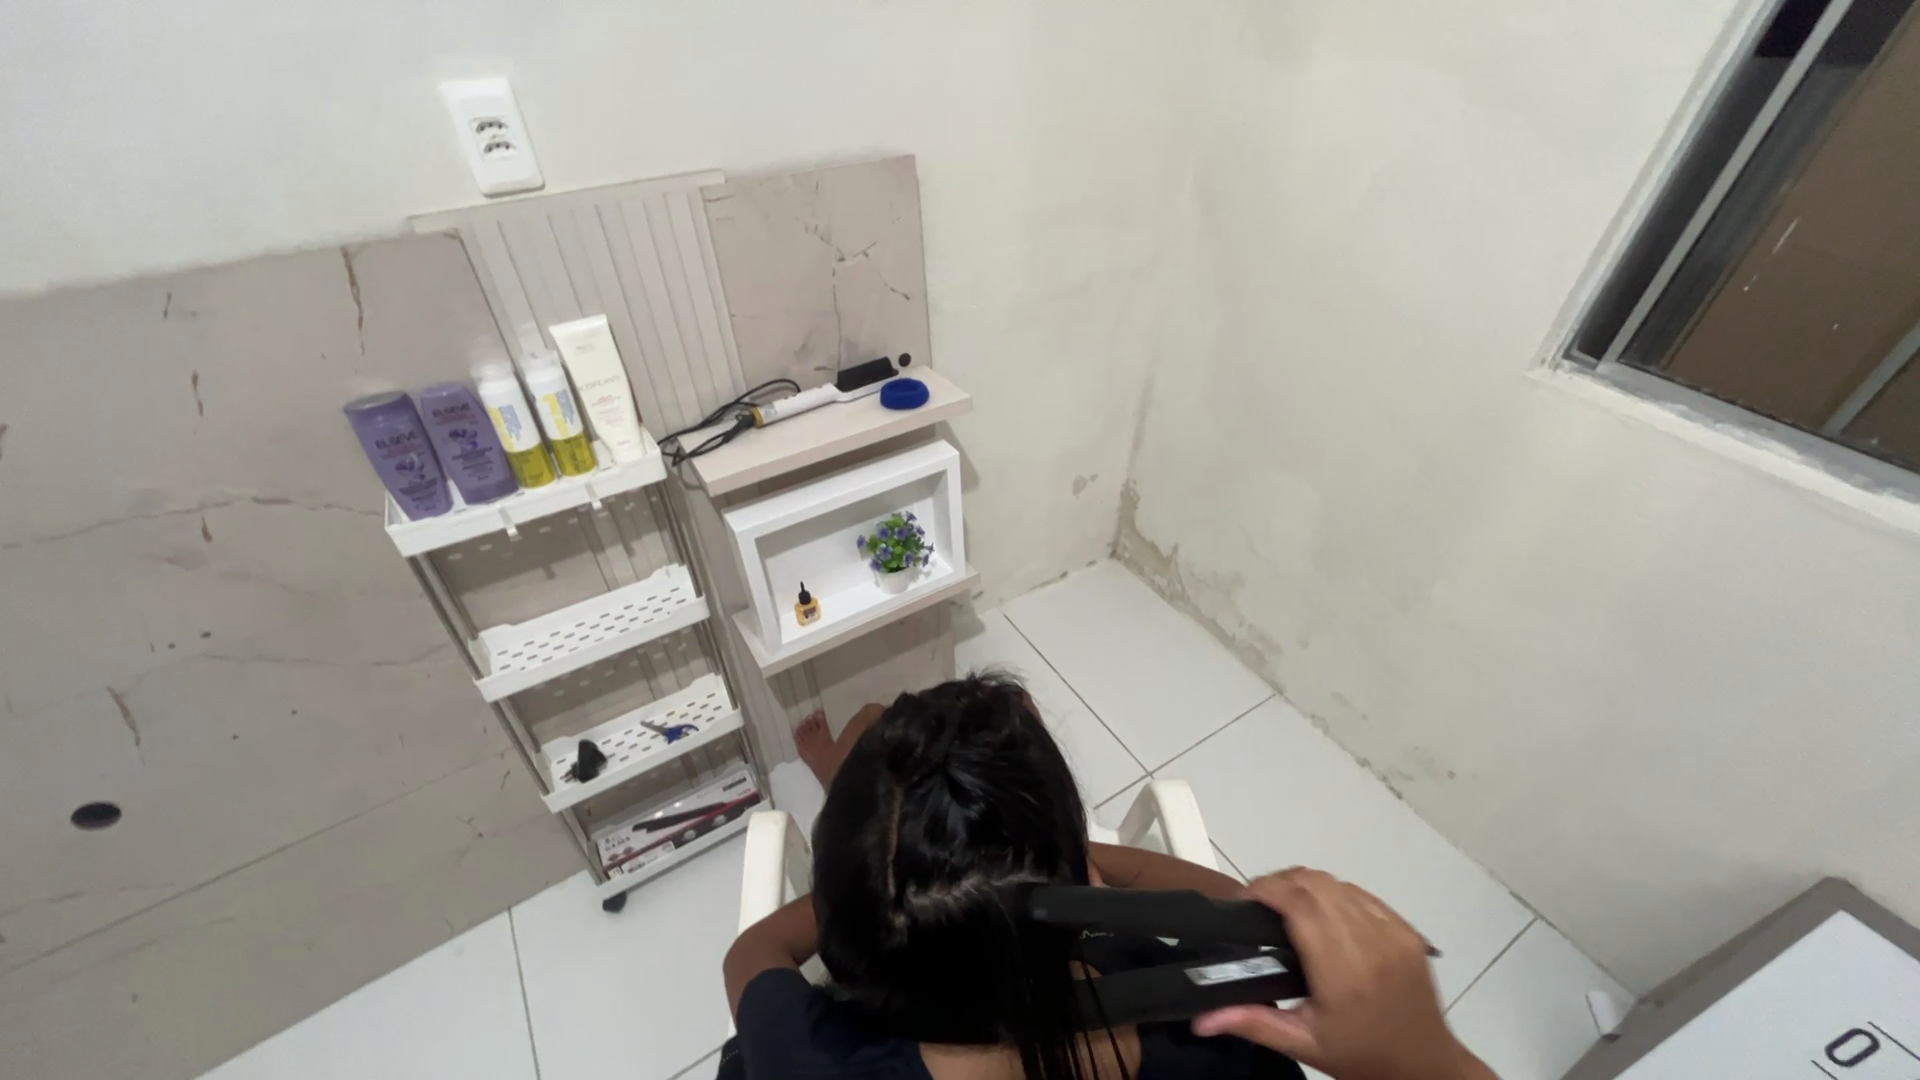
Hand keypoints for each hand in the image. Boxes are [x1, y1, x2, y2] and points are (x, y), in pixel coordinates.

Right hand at [1192, 869, 1495, 1079]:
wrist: (1429, 1069)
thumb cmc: (1361, 1057)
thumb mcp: (1304, 1045)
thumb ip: (1252, 1023)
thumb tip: (1200, 1017)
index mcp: (1342, 973)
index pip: (1299, 904)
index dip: (1266, 889)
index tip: (1244, 899)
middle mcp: (1369, 945)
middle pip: (1313, 884)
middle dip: (1278, 882)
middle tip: (1259, 903)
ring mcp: (1392, 934)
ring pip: (1335, 882)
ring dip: (1304, 884)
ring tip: (1287, 905)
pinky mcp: (1407, 930)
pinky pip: (1359, 892)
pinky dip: (1333, 892)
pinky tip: (1323, 912)